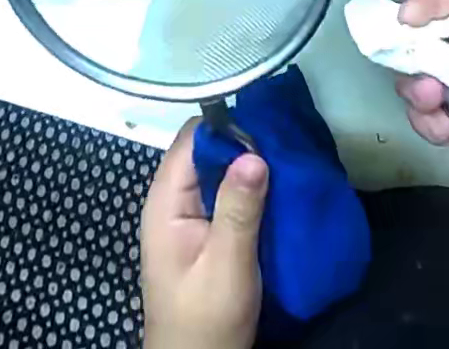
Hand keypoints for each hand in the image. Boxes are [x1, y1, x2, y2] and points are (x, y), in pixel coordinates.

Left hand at [140, 120, 268, 348]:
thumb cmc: (206, 321)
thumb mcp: (227, 266)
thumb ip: (238, 209)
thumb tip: (253, 154)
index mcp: (166, 199)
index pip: (192, 138)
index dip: (226, 128)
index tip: (264, 131)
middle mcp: (171, 198)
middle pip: (204, 149)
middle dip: (240, 144)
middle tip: (280, 146)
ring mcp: (185, 213)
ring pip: (215, 168)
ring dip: (245, 166)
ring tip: (282, 162)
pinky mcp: (201, 227)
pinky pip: (221, 191)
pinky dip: (245, 186)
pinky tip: (273, 188)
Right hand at [396, 0, 448, 223]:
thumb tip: (431, 42)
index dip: (427, 3)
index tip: (404, 20)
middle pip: (427, 36)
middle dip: (411, 48)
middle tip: (408, 65)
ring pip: (420, 76)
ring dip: (415, 85)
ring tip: (431, 101)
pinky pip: (427, 116)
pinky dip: (423, 119)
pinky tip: (439, 129)